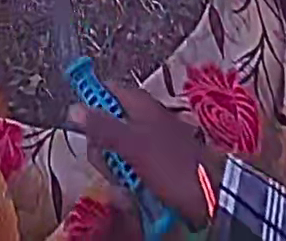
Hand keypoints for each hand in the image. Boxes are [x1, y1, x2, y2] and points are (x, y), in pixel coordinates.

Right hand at [68, 83, 225, 228]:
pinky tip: (134, 193)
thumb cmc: (171, 162)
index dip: (90, 103)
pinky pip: (131, 167)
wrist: (213, 196)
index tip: (84, 126)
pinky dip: (129, 180)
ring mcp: (149, 141)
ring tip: (126, 184)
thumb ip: (102, 125)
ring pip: (117, 149)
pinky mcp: (155, 164)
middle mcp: (141, 116)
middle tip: (110, 164)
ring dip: (115, 169)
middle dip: (102, 147)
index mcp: (136, 102)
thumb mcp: (132, 144)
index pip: (104, 89)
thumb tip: (72, 107)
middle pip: (106, 123)